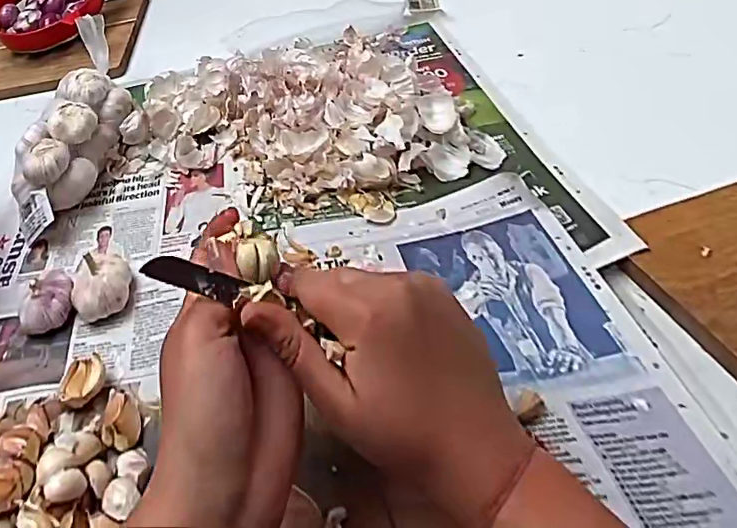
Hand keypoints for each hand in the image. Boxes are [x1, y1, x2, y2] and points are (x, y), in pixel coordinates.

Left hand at [132, 216, 300, 527]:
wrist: (231, 485)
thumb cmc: (200, 414)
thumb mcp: (198, 339)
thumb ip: (213, 291)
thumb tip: (219, 246)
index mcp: (199, 314)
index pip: (210, 264)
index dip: (222, 237)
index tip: (236, 214)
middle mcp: (231, 326)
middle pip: (248, 278)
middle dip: (261, 256)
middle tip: (280, 237)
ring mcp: (263, 349)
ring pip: (278, 301)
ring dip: (287, 282)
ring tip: (300, 262)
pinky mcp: (294, 372)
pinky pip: (302, 332)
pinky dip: (310, 313)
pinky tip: (321, 298)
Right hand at [240, 268, 535, 527]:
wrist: (485, 460)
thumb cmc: (407, 439)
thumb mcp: (337, 403)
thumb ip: (291, 348)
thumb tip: (251, 307)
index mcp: (368, 311)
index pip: (301, 280)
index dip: (291, 306)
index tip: (299, 337)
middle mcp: (396, 286)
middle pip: (329, 277)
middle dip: (322, 306)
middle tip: (338, 353)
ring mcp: (421, 285)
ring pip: (356, 278)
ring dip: (349, 303)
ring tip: (368, 351)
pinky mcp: (438, 291)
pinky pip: (386, 283)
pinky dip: (378, 303)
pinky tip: (391, 341)